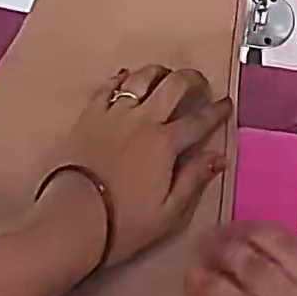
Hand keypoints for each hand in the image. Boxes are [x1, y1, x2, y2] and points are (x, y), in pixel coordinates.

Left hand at [44, 66, 231, 267]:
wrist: (70, 222)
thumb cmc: (123, 223)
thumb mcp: (169, 212)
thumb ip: (195, 179)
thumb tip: (219, 156)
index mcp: (166, 143)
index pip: (200, 119)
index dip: (217, 110)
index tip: (226, 104)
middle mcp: (143, 120)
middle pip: (175, 84)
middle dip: (193, 79)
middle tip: (200, 85)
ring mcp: (114, 114)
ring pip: (143, 77)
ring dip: (159, 72)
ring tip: (166, 77)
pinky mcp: (90, 115)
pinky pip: (108, 86)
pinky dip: (122, 78)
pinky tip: (127, 79)